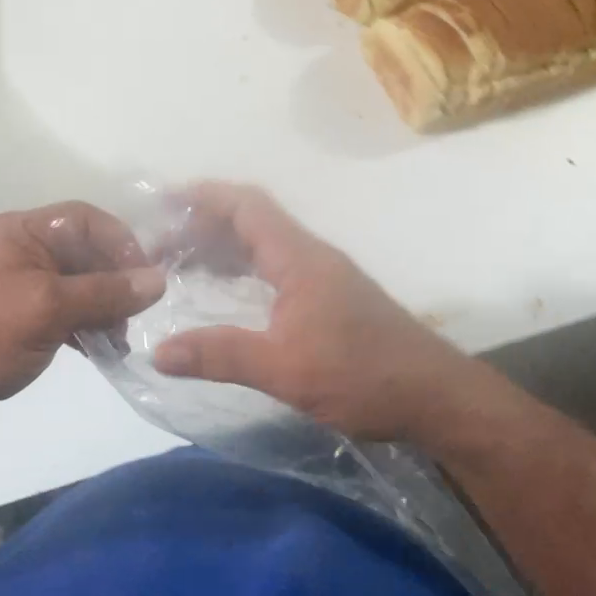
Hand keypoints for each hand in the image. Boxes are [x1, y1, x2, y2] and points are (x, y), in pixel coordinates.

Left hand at [0, 203, 164, 424]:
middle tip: (134, 318)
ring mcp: (20, 282)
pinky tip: (100, 350)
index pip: (84, 219)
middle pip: (84, 252)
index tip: (147, 277)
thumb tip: (157, 280)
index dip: (120, 242)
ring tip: (118, 341)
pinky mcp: (21, 315)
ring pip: (79, 284)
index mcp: (20, 231)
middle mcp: (21, 249)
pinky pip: (66, 309)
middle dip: (114, 282)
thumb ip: (105, 292)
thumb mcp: (49, 309)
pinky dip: (86, 325)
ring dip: (104, 308)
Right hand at [151, 183, 481, 442]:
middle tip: (159, 244)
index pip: (247, 205)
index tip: (163, 202)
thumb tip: (157, 352)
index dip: (204, 196)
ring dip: (221, 246)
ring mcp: (323, 277)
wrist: (438, 399)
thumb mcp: (285, 370)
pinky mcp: (329, 300)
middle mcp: (310, 257)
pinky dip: (241, 269)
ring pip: (262, 244)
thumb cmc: (364, 376)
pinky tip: (224, 293)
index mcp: (299, 258)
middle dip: (203, 223)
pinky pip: (273, 267)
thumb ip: (220, 356)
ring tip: (180, 264)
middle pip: (251, 219)